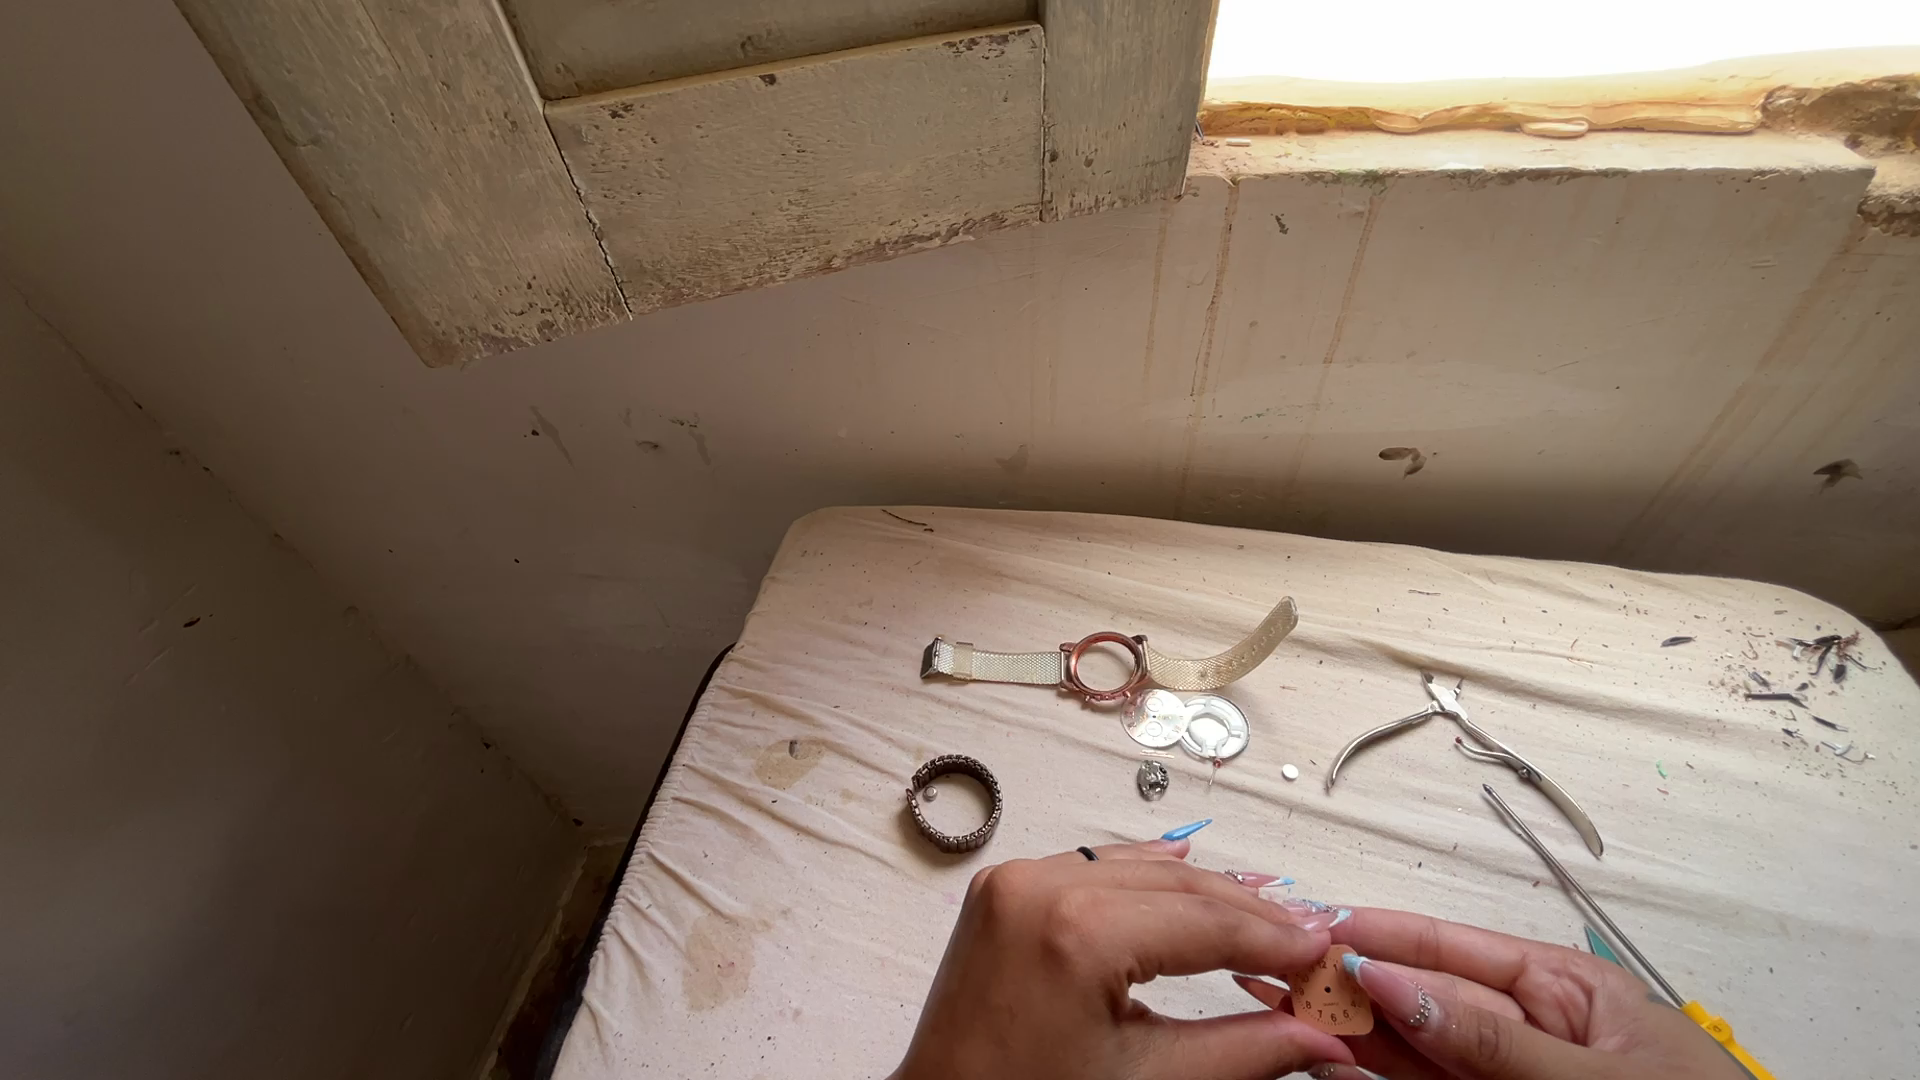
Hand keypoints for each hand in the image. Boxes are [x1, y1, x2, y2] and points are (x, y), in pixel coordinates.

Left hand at [890, 839, 1358, 1079]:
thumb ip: (1243, 1051)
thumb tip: (1319, 1035)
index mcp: (1075, 931)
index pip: (1201, 921)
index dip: (1270, 936)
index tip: (1320, 948)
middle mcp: (1040, 885)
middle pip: (1171, 884)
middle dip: (1241, 908)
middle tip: (1300, 933)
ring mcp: (1015, 879)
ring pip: (1132, 867)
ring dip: (1195, 887)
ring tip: (1257, 906)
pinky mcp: (1003, 885)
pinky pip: (1088, 866)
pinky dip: (1138, 873)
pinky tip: (1177, 866)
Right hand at [1317, 907, 1749, 1078]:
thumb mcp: (1598, 1079)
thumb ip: (1490, 1036)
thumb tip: (1389, 980)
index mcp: (1564, 989)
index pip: (1453, 946)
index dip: (1384, 932)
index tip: (1322, 925)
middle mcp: (1524, 1027)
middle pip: (1422, 995)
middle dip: (1354, 983)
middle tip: (1285, 972)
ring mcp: (1502, 1075)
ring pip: (1411, 1044)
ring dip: (1349, 1027)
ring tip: (1288, 1007)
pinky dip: (1371, 1074)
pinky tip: (1330, 1059)